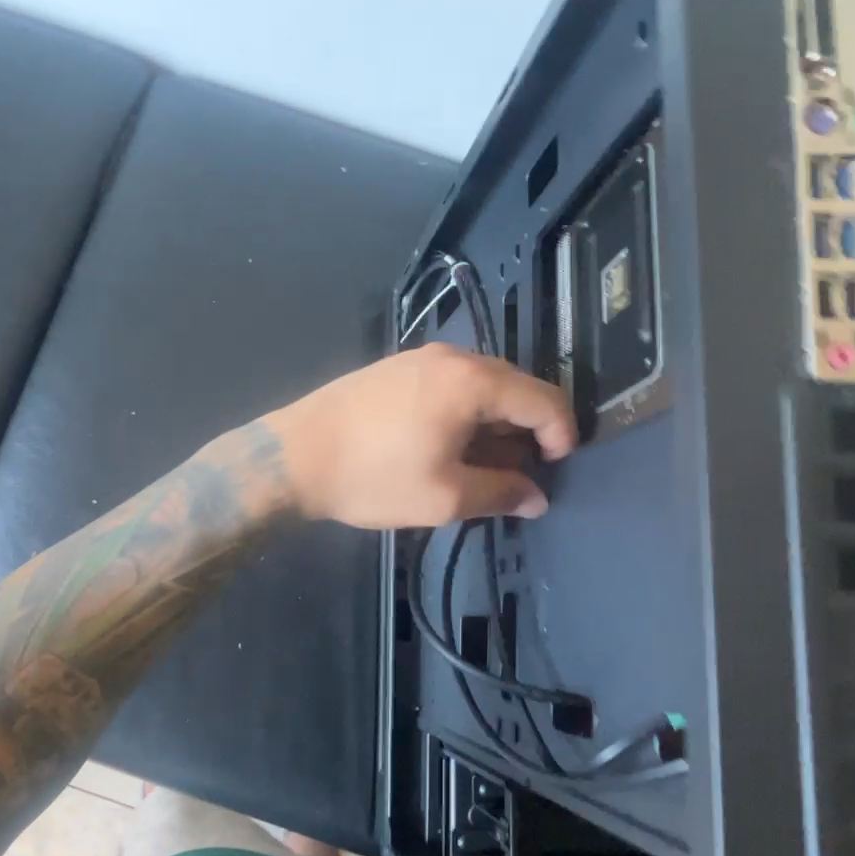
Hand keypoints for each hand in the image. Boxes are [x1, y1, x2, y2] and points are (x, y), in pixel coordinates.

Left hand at [263, 344, 577, 529]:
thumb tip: (537, 498)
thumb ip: (500, 494)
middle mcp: (450, 357)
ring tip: (482, 465)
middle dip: (527, 428)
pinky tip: (447, 445)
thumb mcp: (444, 497)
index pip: (543, 398)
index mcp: (472, 380)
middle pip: (514, 386)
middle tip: (520, 472)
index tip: (556, 468)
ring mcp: (417, 358)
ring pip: (480, 384)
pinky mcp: (393, 369)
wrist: (292, 457)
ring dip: (493, 422)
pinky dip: (463, 412)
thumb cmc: (371, 478)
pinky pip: (448, 384)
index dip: (561, 434)